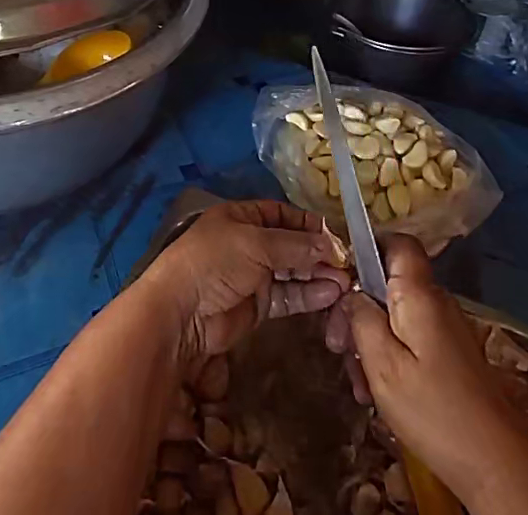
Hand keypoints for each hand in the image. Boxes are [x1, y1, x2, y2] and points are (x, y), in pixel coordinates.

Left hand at [140, 200, 349, 367]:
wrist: (182, 314)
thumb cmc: (215, 262)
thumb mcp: (256, 243)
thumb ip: (296, 245)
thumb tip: (331, 246)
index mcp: (241, 216)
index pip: (282, 214)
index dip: (308, 224)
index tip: (334, 236)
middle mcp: (248, 242)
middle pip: (290, 244)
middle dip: (317, 253)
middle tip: (346, 264)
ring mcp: (252, 274)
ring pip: (292, 271)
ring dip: (317, 275)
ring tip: (345, 283)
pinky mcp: (257, 305)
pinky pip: (288, 295)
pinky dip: (308, 294)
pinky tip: (330, 295)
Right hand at [327, 236, 527, 510]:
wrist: (496, 461)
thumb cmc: (434, 410)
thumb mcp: (384, 365)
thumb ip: (362, 319)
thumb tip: (352, 290)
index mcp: (419, 294)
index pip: (398, 243)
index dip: (367, 247)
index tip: (341, 279)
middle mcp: (435, 301)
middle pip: (389, 282)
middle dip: (358, 308)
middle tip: (337, 346)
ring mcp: (444, 327)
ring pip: (395, 313)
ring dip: (369, 338)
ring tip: (356, 380)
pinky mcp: (448, 352)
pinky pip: (409, 337)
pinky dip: (388, 355)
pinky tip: (375, 390)